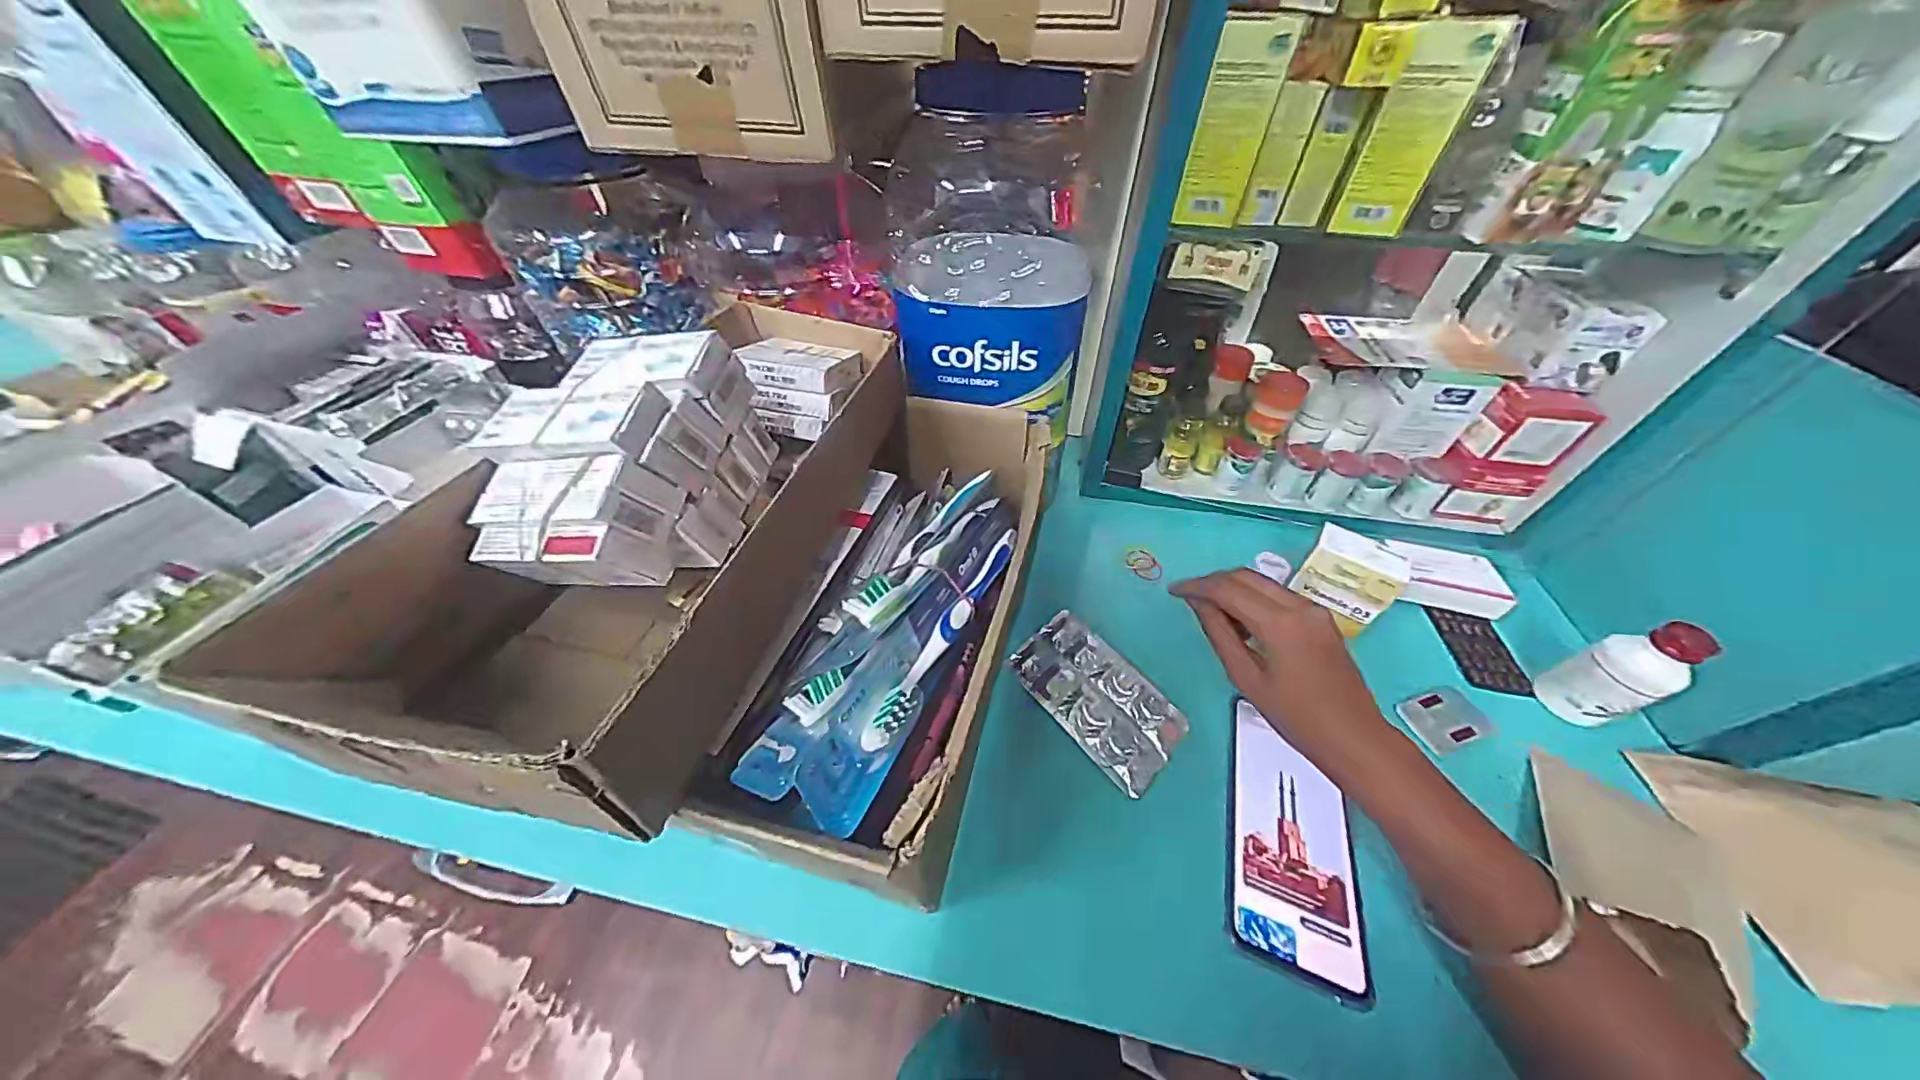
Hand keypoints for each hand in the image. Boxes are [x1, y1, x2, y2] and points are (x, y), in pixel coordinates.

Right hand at [1170, 569, 1394, 769]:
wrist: (1355, 738)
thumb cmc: (1297, 718)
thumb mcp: (1247, 679)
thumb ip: (1220, 634)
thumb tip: (1200, 605)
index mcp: (1281, 623)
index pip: (1228, 589)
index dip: (1197, 586)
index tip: (1174, 591)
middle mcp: (1300, 606)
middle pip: (1246, 577)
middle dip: (1213, 582)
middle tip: (1188, 598)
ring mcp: (1314, 611)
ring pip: (1263, 583)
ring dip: (1233, 589)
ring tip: (1211, 614)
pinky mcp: (1320, 619)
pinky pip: (1278, 596)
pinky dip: (1253, 600)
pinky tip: (1240, 622)